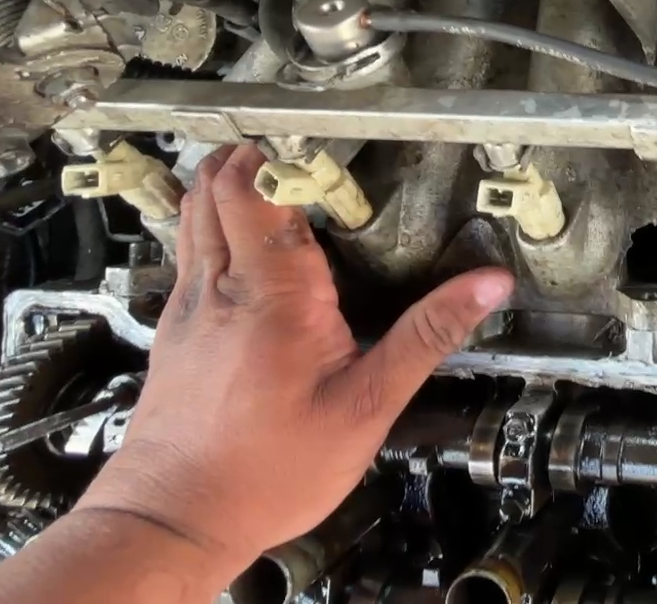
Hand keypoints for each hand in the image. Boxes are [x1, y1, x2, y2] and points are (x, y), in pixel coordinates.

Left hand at [74, 145, 513, 574]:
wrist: (166, 528)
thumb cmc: (267, 469)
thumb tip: (490, 283)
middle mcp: (220, 289)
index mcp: (273, 293)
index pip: (260, 194)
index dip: (281, 152)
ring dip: (227, 183)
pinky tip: (247, 235)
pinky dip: (214, 222)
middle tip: (298, 136)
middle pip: (215, 192)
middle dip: (250, 154)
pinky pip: (191, 252)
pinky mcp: (176, 333)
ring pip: (194, 218)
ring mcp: (188, 309)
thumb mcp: (369, 402)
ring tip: (272, 165)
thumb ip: (430, 334)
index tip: (318, 128)